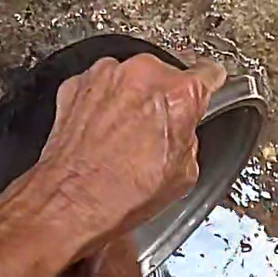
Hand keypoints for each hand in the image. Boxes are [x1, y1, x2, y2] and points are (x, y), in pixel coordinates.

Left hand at [24, 54, 224, 249]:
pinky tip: (99, 136)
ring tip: (121, 139)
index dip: (206, 89)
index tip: (203, 93)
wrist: (69, 202)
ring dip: (128, 100)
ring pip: (128, 80)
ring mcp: (105, 76)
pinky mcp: (76, 85)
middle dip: (160, 100)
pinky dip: (99, 106)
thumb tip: (183, 132)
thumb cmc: (119, 194)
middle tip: (153, 134)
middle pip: (164, 76)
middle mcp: (142, 75)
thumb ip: (190, 138)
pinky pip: (97, 89)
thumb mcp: (183, 175)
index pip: (208, 74)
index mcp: (179, 92)